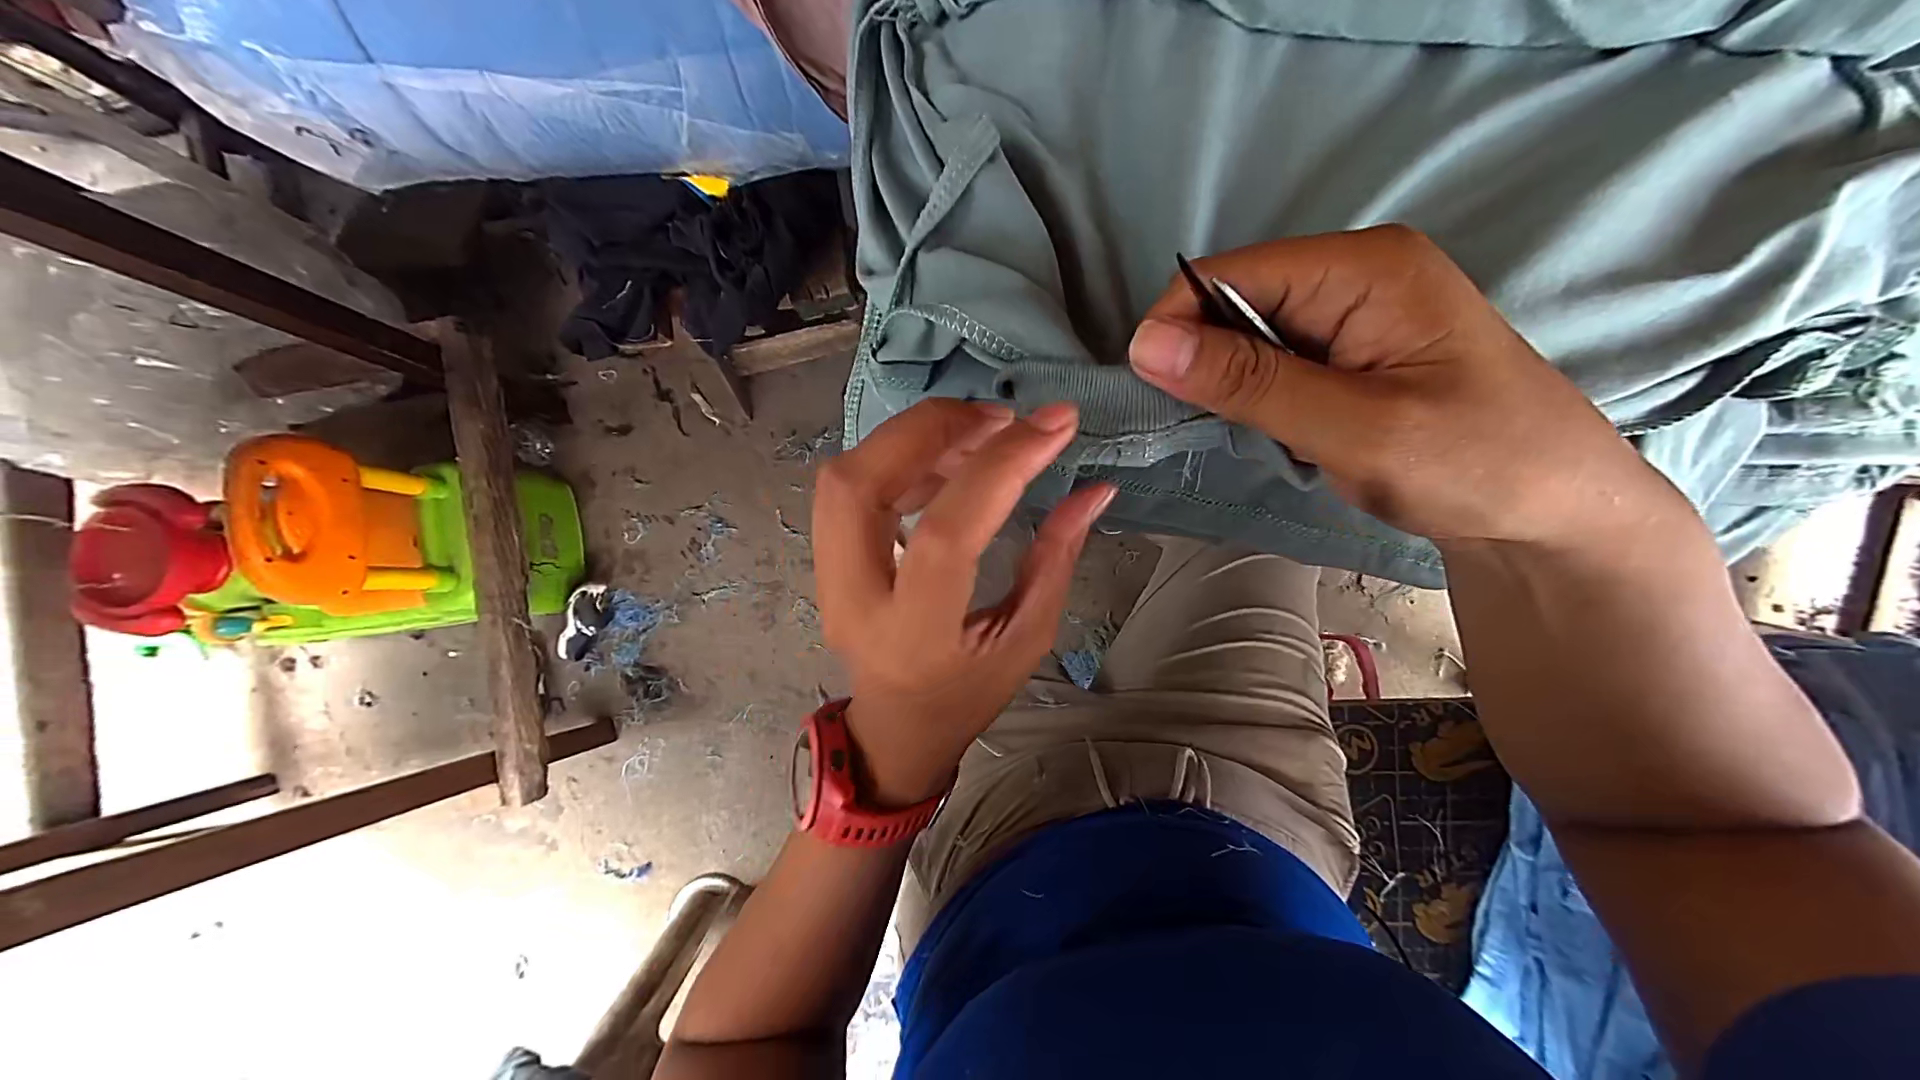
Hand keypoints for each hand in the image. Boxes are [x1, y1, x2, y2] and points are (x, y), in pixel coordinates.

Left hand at [812, 399, 1115, 805]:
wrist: (896, 725)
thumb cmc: (967, 693)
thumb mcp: (1026, 638)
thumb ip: (1056, 560)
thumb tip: (1095, 489)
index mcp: (914, 635)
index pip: (947, 534)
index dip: (1000, 468)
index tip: (1053, 425)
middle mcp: (854, 600)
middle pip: (861, 485)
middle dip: (930, 430)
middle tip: (998, 417)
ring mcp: (827, 578)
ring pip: (844, 476)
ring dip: (913, 437)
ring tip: (980, 431)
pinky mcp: (824, 559)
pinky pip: (850, 486)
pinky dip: (898, 455)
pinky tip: (947, 457)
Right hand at [1128, 225, 1674, 546]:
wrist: (1555, 514)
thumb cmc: (1473, 465)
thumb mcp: (1352, 427)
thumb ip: (1248, 382)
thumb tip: (1144, 345)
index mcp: (1362, 268)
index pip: (1227, 275)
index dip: (1178, 326)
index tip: (1158, 392)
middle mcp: (1354, 273)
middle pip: (1235, 302)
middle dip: (1210, 362)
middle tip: (1233, 425)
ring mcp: (1355, 312)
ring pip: (1249, 337)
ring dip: (1238, 387)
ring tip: (1274, 432)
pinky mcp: (1353, 350)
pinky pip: (1275, 362)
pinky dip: (1262, 399)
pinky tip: (1291, 431)